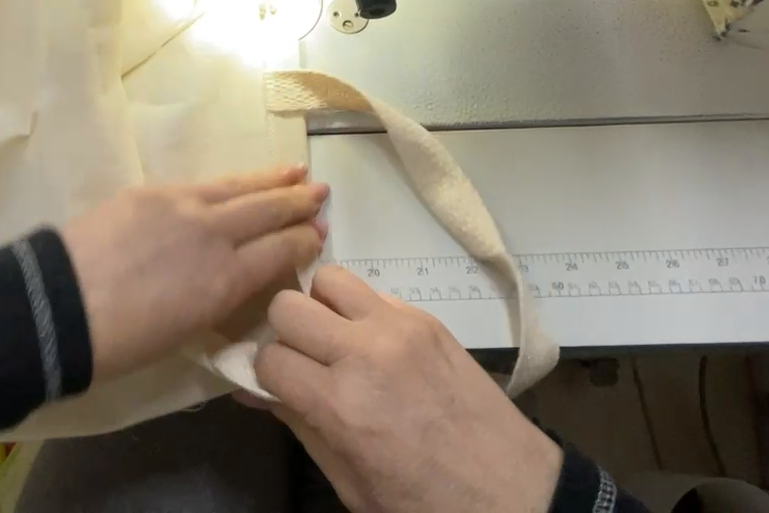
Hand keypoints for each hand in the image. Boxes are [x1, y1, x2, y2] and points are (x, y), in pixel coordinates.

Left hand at [60, 165, 326, 381]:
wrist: (61, 306)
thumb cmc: (122, 341)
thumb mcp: (185, 330)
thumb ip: (217, 297)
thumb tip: (233, 277)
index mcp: (225, 280)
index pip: (279, 251)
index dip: (304, 240)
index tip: (320, 232)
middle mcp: (214, 235)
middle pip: (267, 210)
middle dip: (298, 201)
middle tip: (321, 191)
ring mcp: (183, 206)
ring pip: (238, 187)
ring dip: (270, 179)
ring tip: (295, 169)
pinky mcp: (154, 191)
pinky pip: (202, 183)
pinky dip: (230, 180)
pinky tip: (238, 179)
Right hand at [253, 266, 561, 512]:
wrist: (515, 493)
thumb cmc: (424, 503)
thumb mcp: (351, 483)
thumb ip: (299, 426)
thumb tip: (252, 389)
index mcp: (341, 406)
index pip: (267, 357)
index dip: (263, 372)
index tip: (275, 384)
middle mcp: (363, 354)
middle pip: (286, 305)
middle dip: (282, 332)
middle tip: (302, 357)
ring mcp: (397, 327)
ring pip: (327, 278)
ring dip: (319, 306)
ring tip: (335, 338)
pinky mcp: (424, 317)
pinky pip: (371, 293)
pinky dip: (360, 312)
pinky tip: (375, 344)